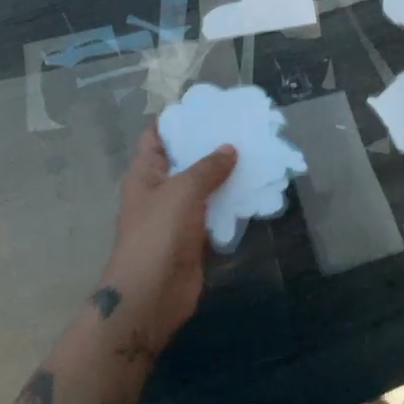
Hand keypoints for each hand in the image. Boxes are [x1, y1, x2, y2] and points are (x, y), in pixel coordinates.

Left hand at [99, 125, 236, 345]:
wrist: (151, 297)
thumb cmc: (158, 235)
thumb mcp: (182, 191)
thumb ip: (207, 168)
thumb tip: (229, 149)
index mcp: (145, 172)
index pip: (157, 135)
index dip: (179, 119)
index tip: (210, 106)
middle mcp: (160, 189)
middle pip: (186, 159)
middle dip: (211, 145)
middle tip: (244, 126)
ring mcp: (178, 215)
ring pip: (204, 186)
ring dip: (227, 174)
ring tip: (257, 152)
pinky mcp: (195, 237)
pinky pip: (216, 212)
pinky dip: (232, 202)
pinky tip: (257, 189)